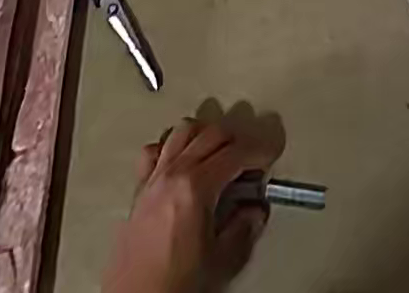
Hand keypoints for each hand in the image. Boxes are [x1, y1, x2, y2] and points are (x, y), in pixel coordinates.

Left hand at [102, 119, 282, 292]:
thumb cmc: (172, 288)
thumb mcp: (223, 261)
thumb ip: (245, 228)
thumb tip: (255, 210)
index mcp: (196, 187)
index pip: (238, 152)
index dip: (260, 150)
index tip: (271, 156)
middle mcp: (173, 175)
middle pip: (214, 132)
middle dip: (239, 140)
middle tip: (252, 160)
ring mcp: (152, 181)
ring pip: (184, 131)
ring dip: (207, 134)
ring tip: (222, 152)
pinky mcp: (138, 193)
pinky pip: (155, 151)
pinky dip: (173, 146)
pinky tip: (184, 160)